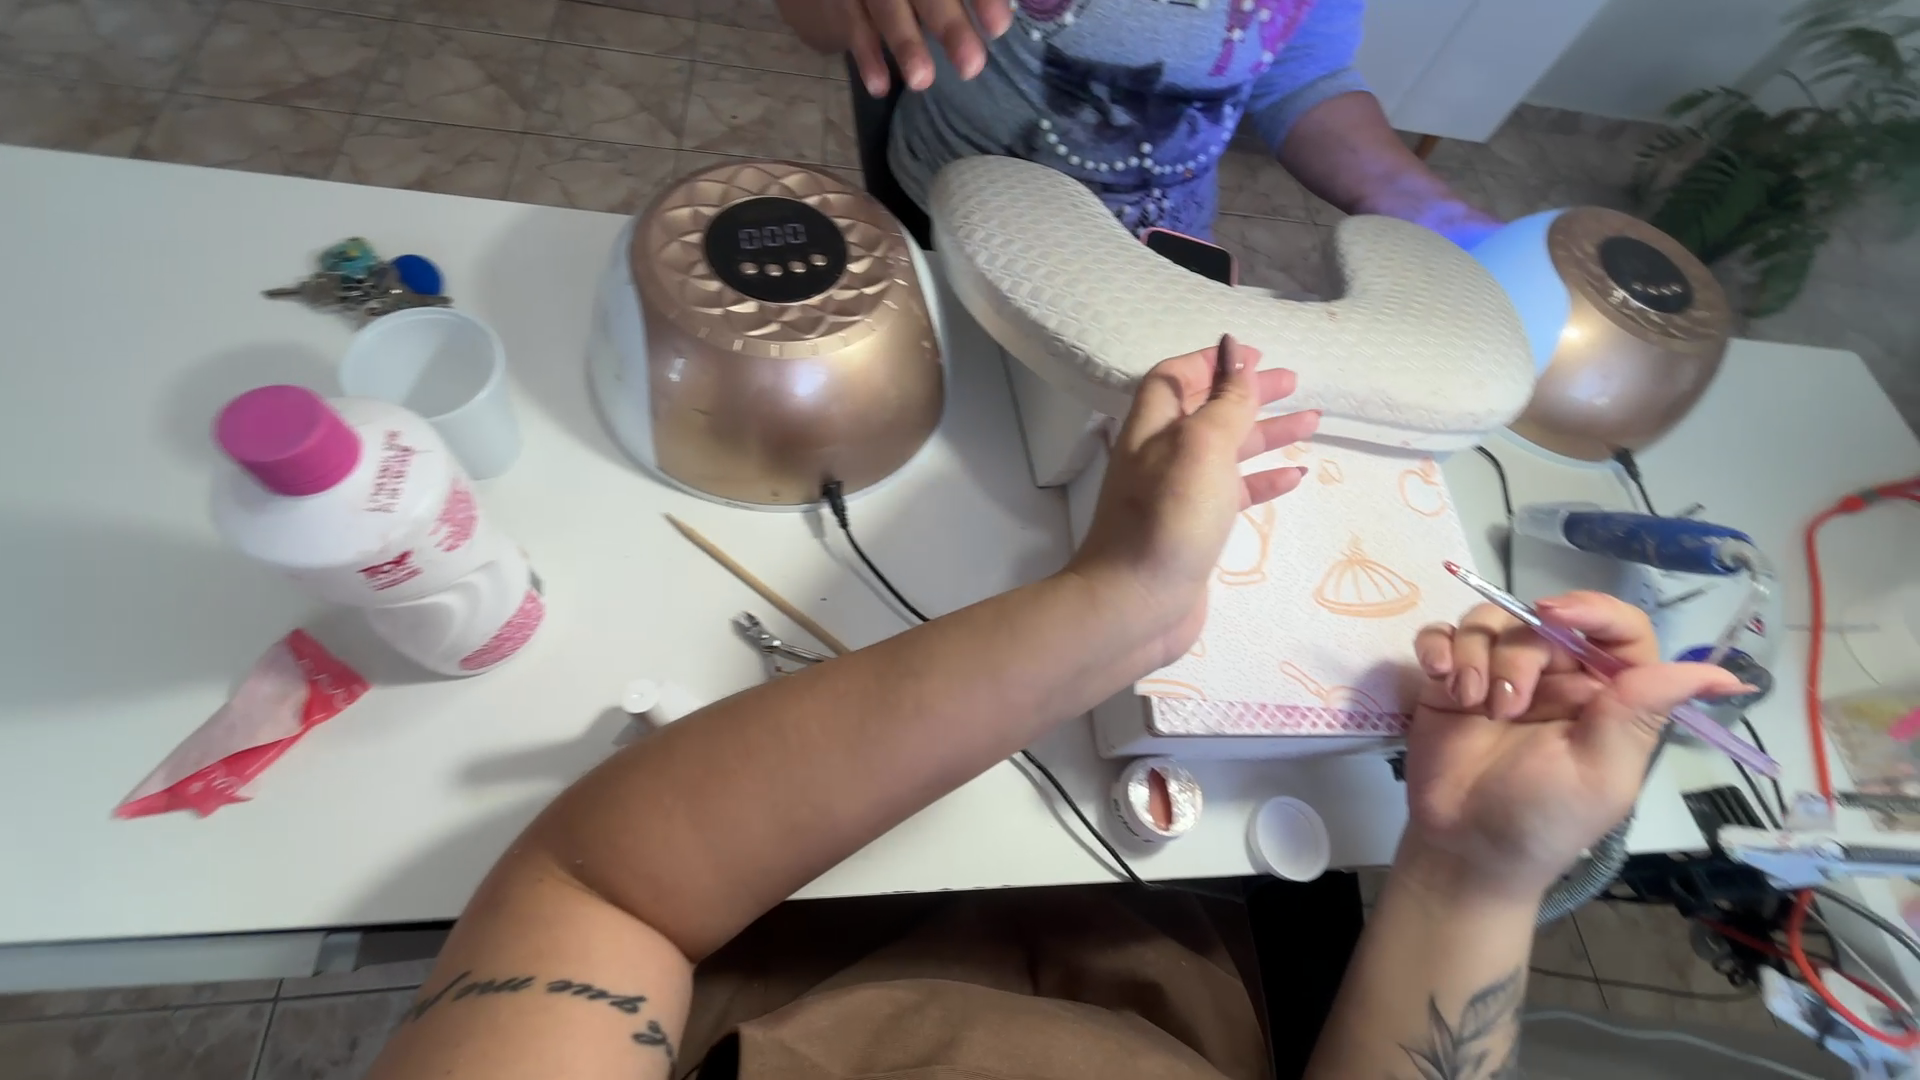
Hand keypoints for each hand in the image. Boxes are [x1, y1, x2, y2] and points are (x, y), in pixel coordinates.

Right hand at [840, 0, 1014, 94]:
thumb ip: (961, 2)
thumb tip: (1001, 22)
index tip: (1000, 29)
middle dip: (948, 24)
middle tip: (972, 66)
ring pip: (885, 5)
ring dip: (905, 44)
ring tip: (922, 81)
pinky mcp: (840, 1)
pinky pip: (853, 25)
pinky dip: (866, 56)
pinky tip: (880, 87)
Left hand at [1065, 337, 1319, 667]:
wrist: (1135, 604)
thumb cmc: (1167, 519)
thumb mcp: (1201, 448)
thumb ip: (1223, 402)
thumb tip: (1232, 350)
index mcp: (1152, 430)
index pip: (1174, 379)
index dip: (1210, 362)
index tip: (1253, 354)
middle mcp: (1160, 459)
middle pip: (1205, 413)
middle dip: (1247, 394)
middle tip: (1293, 383)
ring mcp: (1175, 498)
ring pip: (1224, 454)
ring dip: (1264, 434)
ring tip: (1312, 421)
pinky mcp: (1192, 532)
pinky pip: (1231, 496)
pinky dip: (1262, 482)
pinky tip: (1294, 476)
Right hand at [1398, 592, 1747, 903]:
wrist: (1464, 843)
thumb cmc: (1543, 816)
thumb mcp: (1599, 772)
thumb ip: (1637, 714)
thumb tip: (1725, 677)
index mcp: (1604, 696)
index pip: (1616, 630)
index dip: (1591, 609)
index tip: (1552, 613)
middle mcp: (1552, 677)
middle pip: (1536, 622)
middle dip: (1515, 654)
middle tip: (1502, 707)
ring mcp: (1494, 675)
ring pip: (1485, 623)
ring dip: (1473, 655)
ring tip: (1468, 700)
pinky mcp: (1445, 679)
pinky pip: (1439, 635)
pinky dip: (1435, 646)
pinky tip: (1438, 676)